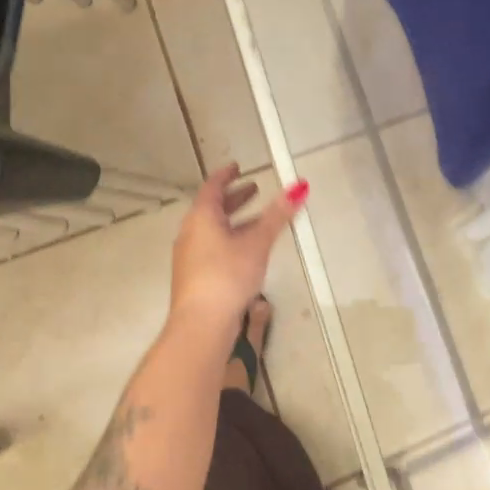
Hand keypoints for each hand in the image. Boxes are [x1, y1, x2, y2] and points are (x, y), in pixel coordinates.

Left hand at [168, 164, 307, 325]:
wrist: (201, 324)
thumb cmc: (228, 275)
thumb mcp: (257, 242)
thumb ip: (277, 215)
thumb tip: (299, 186)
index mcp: (201, 218)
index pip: (212, 187)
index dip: (226, 175)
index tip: (238, 166)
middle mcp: (191, 233)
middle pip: (212, 208)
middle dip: (234, 198)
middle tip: (254, 189)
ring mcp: (190, 256)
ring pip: (213, 230)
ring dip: (234, 220)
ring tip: (259, 220)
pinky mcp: (195, 276)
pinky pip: (213, 247)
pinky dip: (230, 239)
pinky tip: (248, 251)